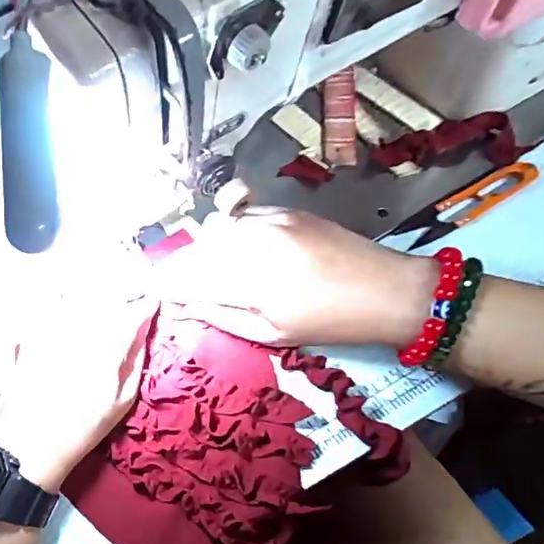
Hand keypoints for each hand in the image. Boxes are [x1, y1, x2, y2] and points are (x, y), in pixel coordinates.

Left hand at [0, 291, 157, 491]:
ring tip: (107, 294)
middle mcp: (80, 336)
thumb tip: (144, 330)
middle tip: (134, 292)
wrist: (32, 442)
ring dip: (97, 290)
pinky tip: (72, 298)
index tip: (152, 301)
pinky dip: (65, 296)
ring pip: (80, 294)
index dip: (145, 305)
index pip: (131, 315)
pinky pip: (51, 302)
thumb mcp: (122, 401)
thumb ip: (136, 360)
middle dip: (124, 290)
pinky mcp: (31, 333)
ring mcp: (52, 333)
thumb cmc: (83, 428)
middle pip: (106, 296)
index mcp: (107, 355)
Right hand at [156, 207, 432, 346]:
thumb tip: (186, 306)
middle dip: (180, 266)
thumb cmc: (331, 322)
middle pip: (196, 247)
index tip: (158, 293)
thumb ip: (222, 316)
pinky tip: (234, 247)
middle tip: (177, 284)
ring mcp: (270, 220)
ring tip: (206, 268)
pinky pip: (242, 216)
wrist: (386, 288)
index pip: (187, 275)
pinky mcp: (285, 211)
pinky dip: (229, 230)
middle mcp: (252, 241)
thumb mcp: (272, 333)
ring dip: (202, 247)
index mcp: (247, 277)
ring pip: (216, 227)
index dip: (167, 285)